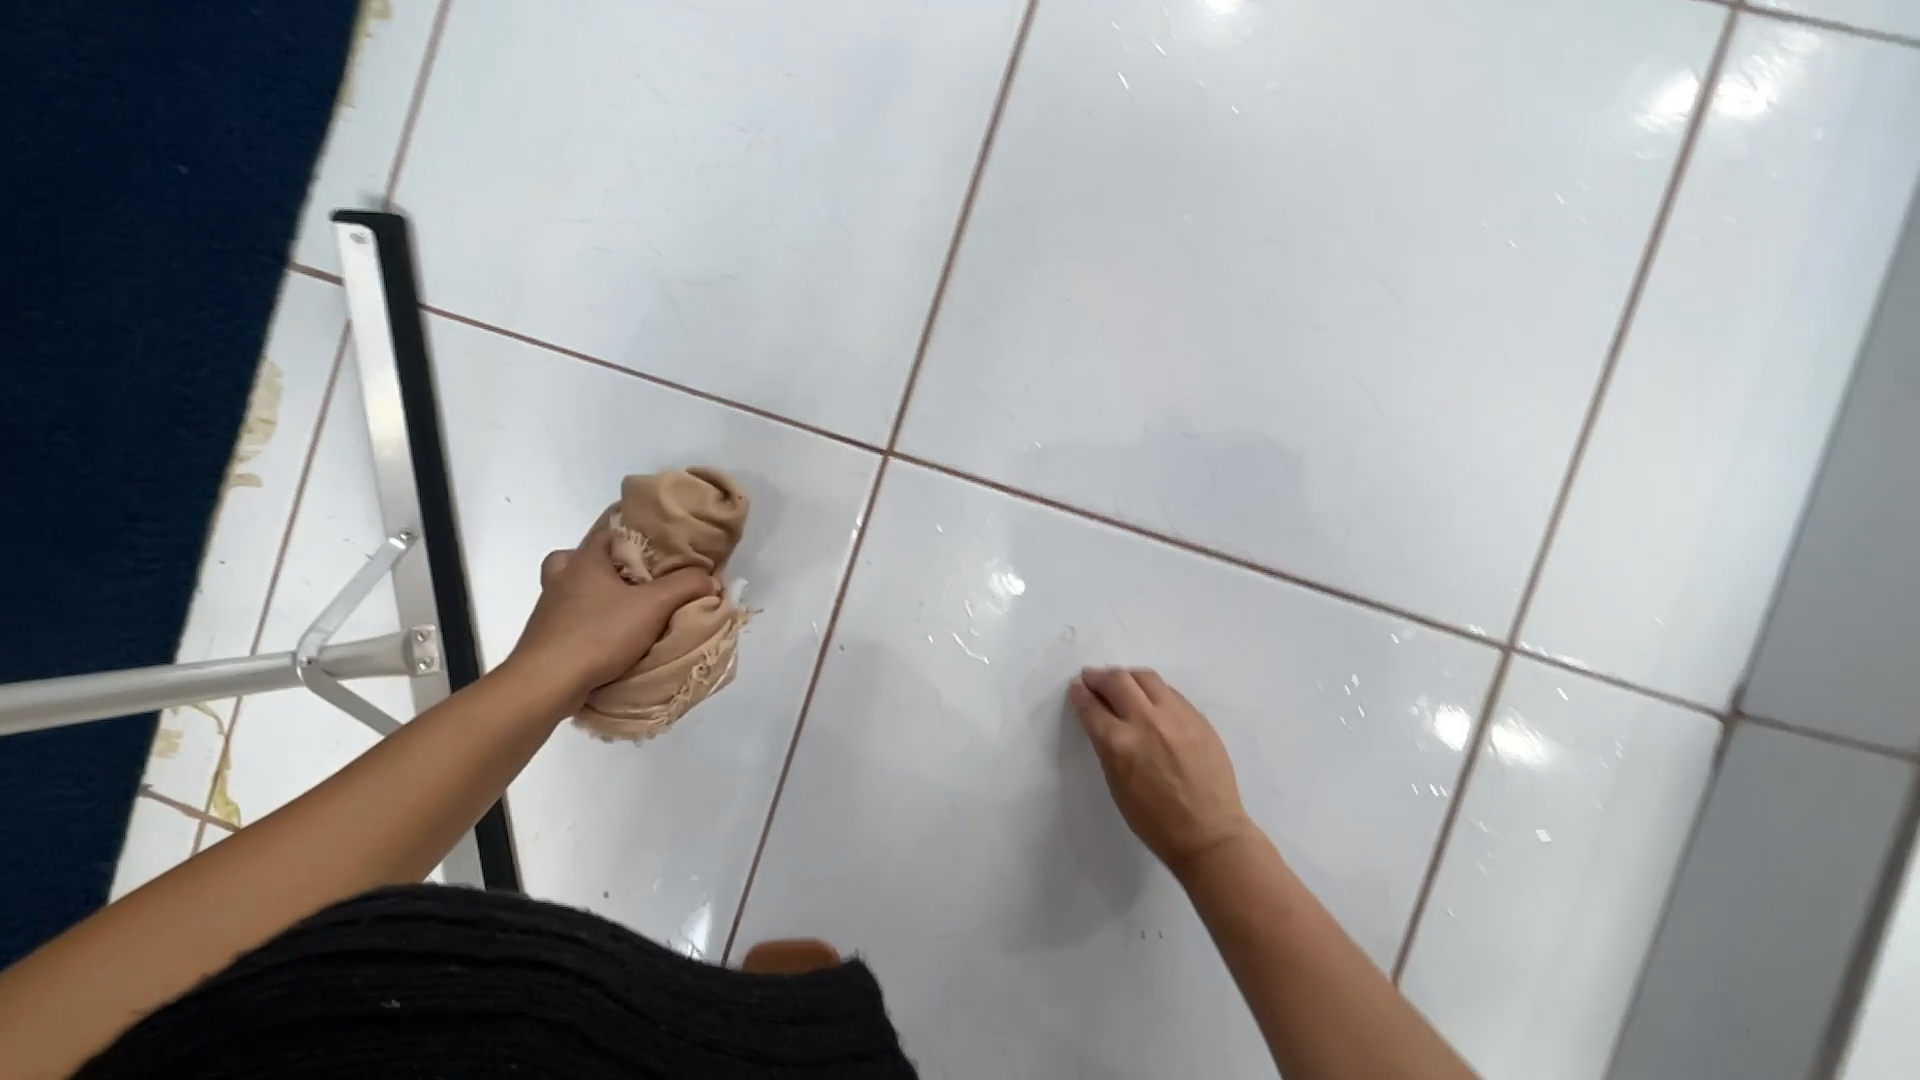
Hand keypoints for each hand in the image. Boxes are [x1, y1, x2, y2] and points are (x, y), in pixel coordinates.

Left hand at [505, 526, 717, 705]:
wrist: (547, 683)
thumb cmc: (598, 633)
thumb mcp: (654, 606)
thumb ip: (686, 586)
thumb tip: (711, 579)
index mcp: (584, 560)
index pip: (608, 528)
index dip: (634, 528)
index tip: (658, 537)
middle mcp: (561, 577)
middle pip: (583, 556)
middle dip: (608, 562)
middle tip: (636, 574)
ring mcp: (549, 607)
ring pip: (573, 587)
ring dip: (596, 592)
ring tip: (625, 606)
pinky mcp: (546, 636)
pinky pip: (570, 617)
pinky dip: (588, 620)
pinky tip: (609, 635)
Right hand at [1070, 667, 1259, 878]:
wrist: (1209, 833)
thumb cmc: (1155, 821)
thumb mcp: (1117, 784)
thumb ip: (1108, 746)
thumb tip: (1103, 721)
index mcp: (1119, 744)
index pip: (1091, 707)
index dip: (1080, 694)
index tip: (1077, 688)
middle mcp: (1146, 721)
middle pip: (1117, 680)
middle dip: (1099, 677)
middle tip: (1092, 678)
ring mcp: (1176, 716)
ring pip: (1146, 677)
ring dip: (1127, 677)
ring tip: (1121, 683)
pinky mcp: (1198, 717)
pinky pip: (1170, 692)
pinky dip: (1153, 690)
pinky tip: (1150, 699)